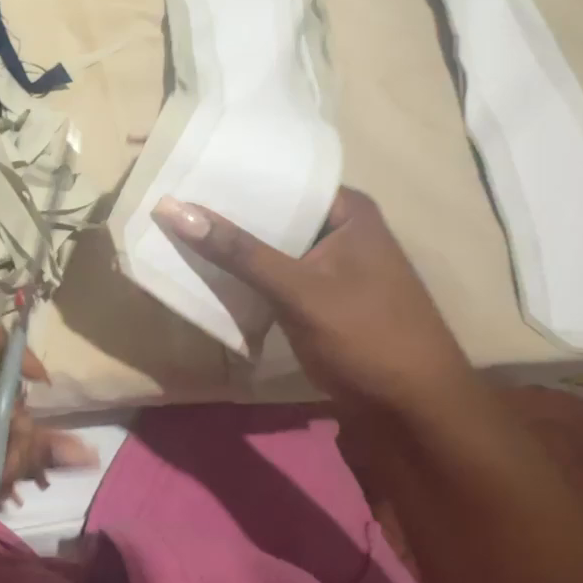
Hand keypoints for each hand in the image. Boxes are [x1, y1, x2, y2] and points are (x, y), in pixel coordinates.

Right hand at [152, 188, 475, 415]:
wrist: (414, 417)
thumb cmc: (370, 338)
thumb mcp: (300, 290)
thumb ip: (237, 250)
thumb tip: (172, 207)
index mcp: (350, 213)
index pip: (285, 177)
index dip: (237, 172)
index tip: (185, 165)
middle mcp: (341, 232)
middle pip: (273, 212)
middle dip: (225, 211)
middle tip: (168, 197)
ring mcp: (329, 269)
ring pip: (268, 247)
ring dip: (229, 246)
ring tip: (172, 228)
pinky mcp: (316, 301)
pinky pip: (269, 277)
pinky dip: (240, 276)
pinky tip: (200, 271)